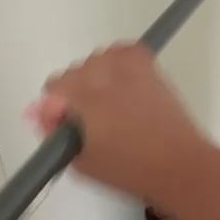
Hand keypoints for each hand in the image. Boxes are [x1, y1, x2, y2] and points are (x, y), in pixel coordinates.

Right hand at [27, 44, 212, 201]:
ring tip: (103, 103)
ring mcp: (132, 69)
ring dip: (93, 76)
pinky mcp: (151, 69)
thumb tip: (40, 115)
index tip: (62, 126)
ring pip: (98, 58)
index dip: (53, 107)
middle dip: (72, 93)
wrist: (179, 165)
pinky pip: (124, 50)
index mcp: (89, 98)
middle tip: (84, 121)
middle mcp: (109, 75)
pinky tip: (119, 82)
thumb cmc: (130, 170)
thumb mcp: (82, 161)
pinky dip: (116, 60)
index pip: (55, 86)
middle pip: (75, 71)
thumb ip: (55, 134)